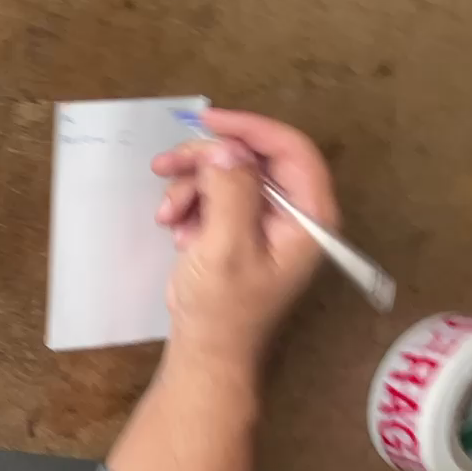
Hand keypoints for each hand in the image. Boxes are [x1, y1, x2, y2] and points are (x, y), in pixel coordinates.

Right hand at [149, 108, 338, 371]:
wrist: (206, 348)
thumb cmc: (223, 307)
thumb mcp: (224, 247)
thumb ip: (230, 193)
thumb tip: (224, 149)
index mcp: (308, 216)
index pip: (290, 151)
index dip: (249, 130)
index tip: (205, 122)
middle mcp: (292, 213)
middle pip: (252, 161)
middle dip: (205, 163)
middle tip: (163, 165)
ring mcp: (264, 223)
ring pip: (226, 179)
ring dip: (190, 189)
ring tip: (165, 216)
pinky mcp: (238, 232)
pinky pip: (214, 200)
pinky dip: (189, 207)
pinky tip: (176, 229)